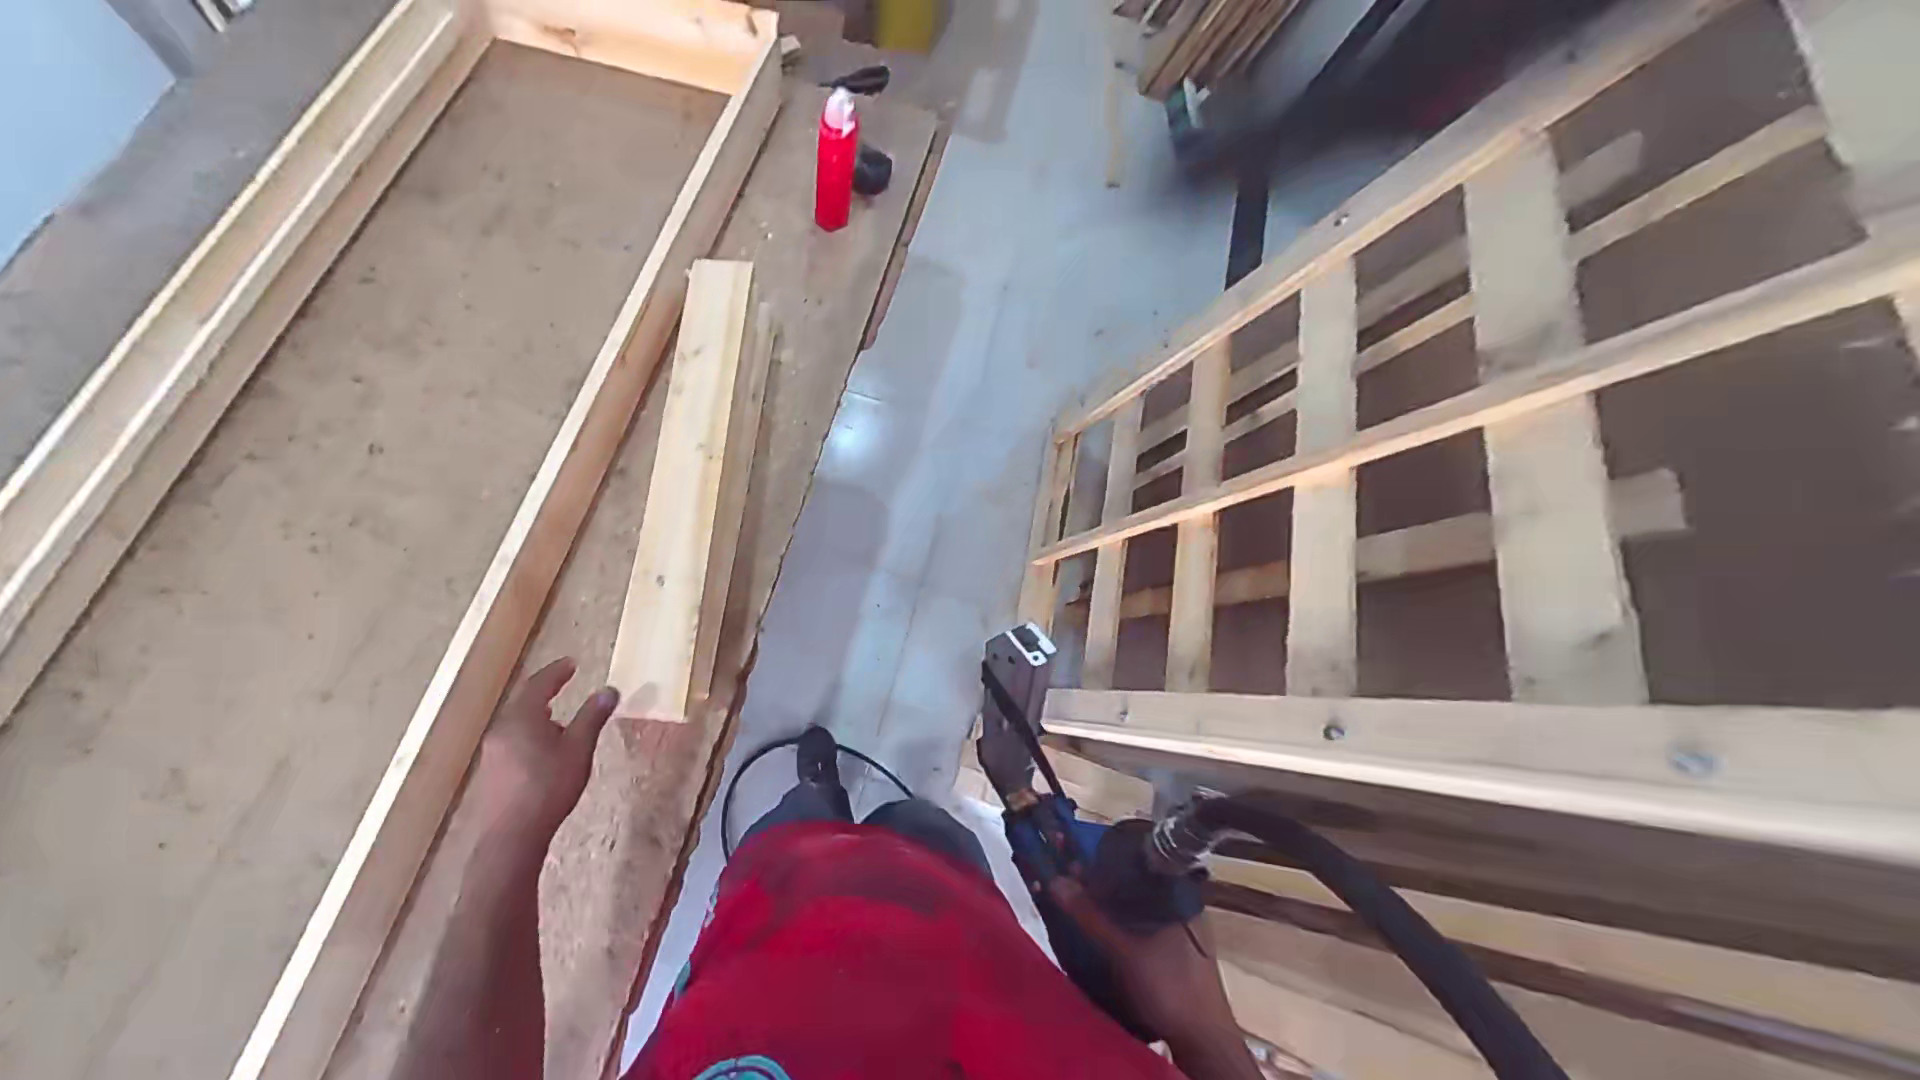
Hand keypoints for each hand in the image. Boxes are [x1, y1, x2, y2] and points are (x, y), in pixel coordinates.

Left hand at [469, 657, 616, 840]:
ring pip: (517, 722)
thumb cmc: (549, 786)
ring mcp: (493, 752)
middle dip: (545, 691)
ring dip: (539, 713)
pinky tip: (545, 746)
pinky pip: (514, 739)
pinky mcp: (492, 772)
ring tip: (558, 714)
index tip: (571, 663)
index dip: (556, 672)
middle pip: (523, 702)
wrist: (512, 835)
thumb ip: (593, 716)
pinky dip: (532, 731)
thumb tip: (609, 690)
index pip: (537, 685)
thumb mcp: (579, 748)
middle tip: (564, 682)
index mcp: (521, 719)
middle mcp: (501, 730)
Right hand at [1047, 878, 1245, 1053]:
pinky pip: (1145, 924)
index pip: (1138, 863)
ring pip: (1140, 907)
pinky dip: (1125, 924)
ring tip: (1083, 905)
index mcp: (1179, 894)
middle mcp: (1184, 905)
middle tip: (1073, 885)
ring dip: (1113, 907)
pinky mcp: (1179, 952)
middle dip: (1105, 886)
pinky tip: (1105, 931)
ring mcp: (1185, 930)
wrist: (1203, 1043)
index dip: (1106, 861)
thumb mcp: (1123, 950)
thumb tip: (1056, 881)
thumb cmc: (1168, 987)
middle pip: (1137, 885)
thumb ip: (1090, 915)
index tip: (1076, 863)